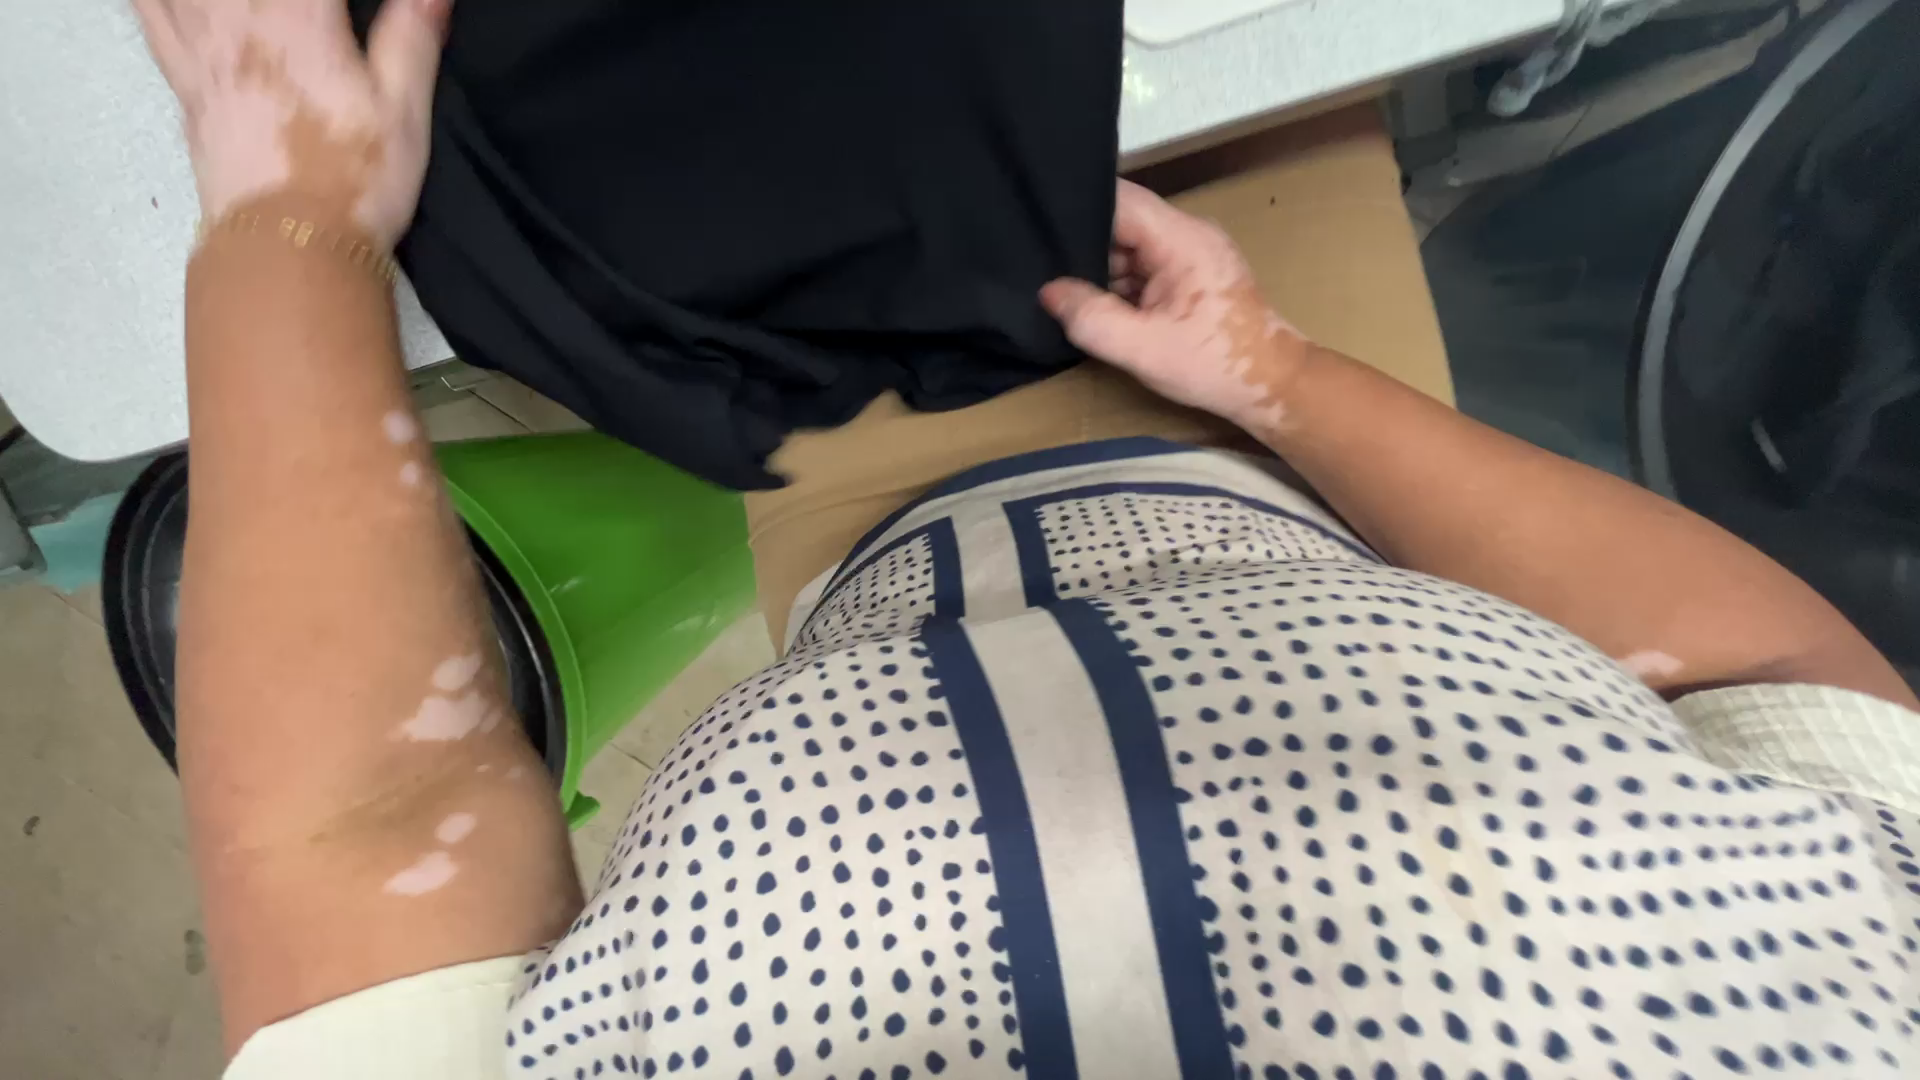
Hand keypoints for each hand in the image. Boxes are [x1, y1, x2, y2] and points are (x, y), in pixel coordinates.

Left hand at [132, 0, 450, 247]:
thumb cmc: (356, 176)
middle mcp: (232, 10)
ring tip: (269, 16)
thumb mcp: (404, 111)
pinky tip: (193, 6)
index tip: (367, 11)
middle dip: (305, 4)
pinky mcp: (179, 70)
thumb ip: (412, 38)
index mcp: (297, 15)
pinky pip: (145, 3)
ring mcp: (195, 37)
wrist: (290, 236)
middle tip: (322, 16)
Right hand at [1041, 179, 1308, 431]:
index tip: (1041, 230)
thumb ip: (1091, 319)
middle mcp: (1186, 235)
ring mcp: (1188, 255)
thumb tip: (1048, 292)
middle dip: (1084, 248)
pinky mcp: (1187, 276)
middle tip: (1043, 272)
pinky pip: (1142, 269)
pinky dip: (1118, 287)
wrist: (1267, 384)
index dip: (1078, 211)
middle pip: (1121, 224)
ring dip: (1099, 273)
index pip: (1119, 200)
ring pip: (1128, 250)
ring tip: (1065, 294)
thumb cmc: (1213, 364)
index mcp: (1180, 238)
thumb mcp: (1142, 348)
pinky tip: (1096, 309)